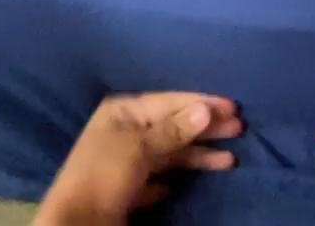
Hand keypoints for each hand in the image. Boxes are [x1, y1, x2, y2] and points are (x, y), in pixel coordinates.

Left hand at [33, 92, 243, 224]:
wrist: (75, 225)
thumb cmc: (104, 175)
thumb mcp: (140, 149)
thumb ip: (174, 130)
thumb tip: (205, 109)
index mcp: (123, 111)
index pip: (169, 101)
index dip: (201, 103)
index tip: (232, 106)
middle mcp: (126, 130)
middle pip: (173, 125)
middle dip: (205, 128)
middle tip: (239, 128)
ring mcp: (127, 159)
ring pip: (171, 152)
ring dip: (199, 154)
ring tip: (230, 159)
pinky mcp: (129, 188)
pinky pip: (161, 175)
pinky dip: (178, 175)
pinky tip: (194, 177)